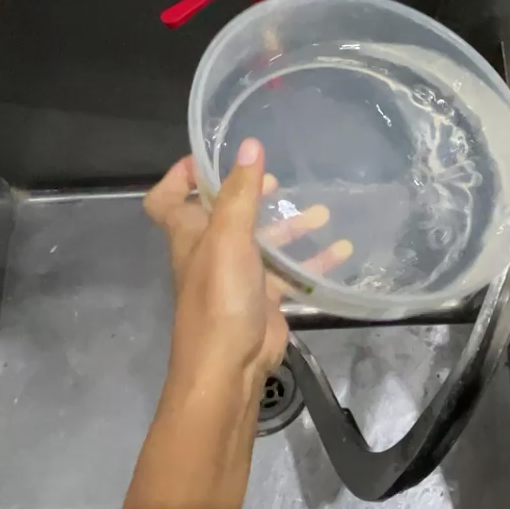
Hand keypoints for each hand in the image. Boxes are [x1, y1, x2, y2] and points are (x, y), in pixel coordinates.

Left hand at [143, 141, 348, 401]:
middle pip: (226, 214)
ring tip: (322, 212)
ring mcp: (239, 275)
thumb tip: (251, 144)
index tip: (211, 158)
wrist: (229, 364)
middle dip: (250, 195)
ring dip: (290, 226)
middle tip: (278, 180)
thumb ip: (241, 192)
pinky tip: (341, 250)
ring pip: (264, 242)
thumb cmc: (219, 297)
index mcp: (190, 234)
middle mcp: (211, 251)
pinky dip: (314, 261)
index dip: (181, 175)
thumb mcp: (228, 238)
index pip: (168, 198)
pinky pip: (290, 272)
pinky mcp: (264, 297)